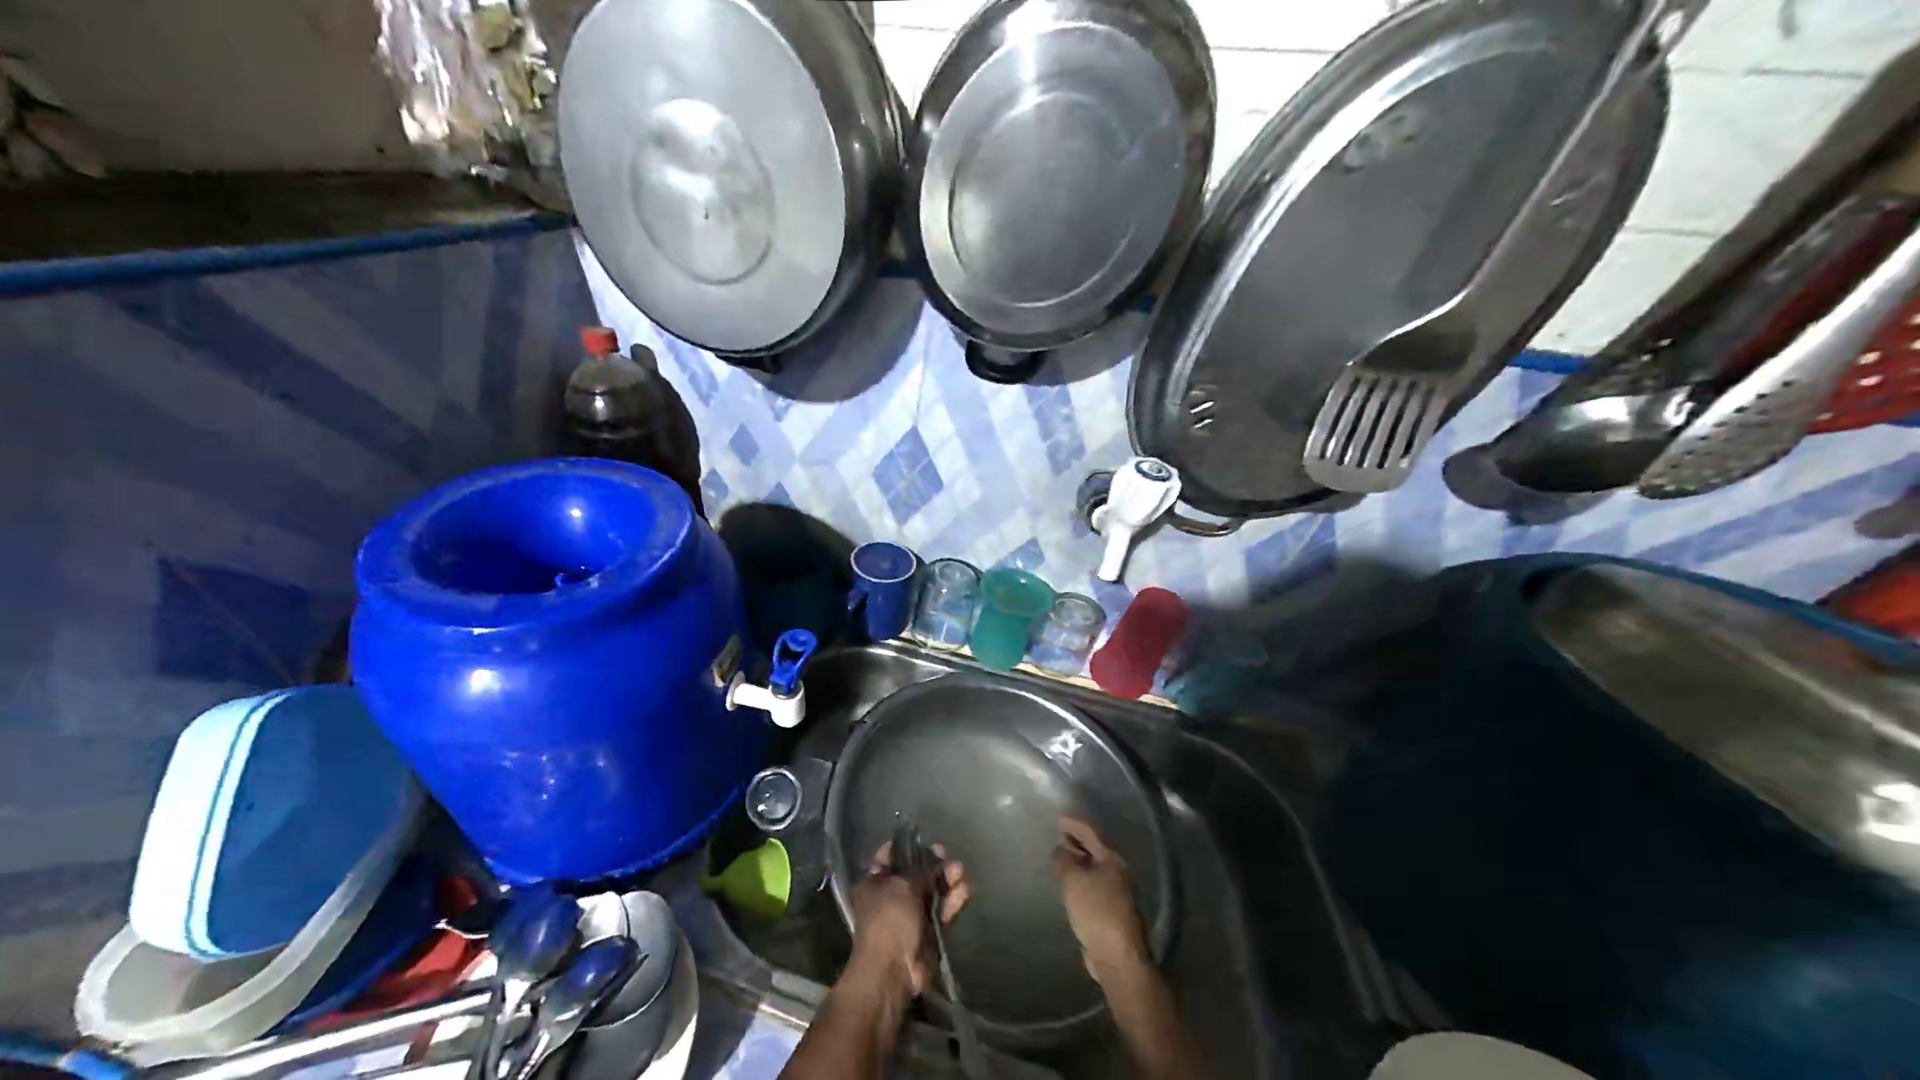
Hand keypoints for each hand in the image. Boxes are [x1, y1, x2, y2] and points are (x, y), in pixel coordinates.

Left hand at [848, 841, 969, 996]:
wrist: (895, 968)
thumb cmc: (890, 919)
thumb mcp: (903, 886)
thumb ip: (922, 870)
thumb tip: (936, 859)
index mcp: (873, 884)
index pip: (888, 859)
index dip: (904, 848)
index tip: (921, 837)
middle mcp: (890, 897)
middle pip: (914, 874)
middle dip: (932, 863)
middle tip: (946, 853)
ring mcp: (910, 915)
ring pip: (932, 891)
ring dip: (946, 880)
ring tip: (959, 870)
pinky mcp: (928, 931)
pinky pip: (942, 910)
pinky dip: (953, 900)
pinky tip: (965, 889)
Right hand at [1052, 816, 1150, 981]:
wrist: (1117, 956)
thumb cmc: (1096, 911)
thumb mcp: (1073, 881)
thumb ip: (1063, 861)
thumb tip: (1059, 850)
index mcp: (1112, 860)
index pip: (1091, 833)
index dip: (1074, 824)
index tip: (1058, 818)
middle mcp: (1117, 873)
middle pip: (1095, 850)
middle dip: (1078, 841)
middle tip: (1059, 834)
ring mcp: (1116, 893)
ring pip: (1094, 868)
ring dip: (1078, 860)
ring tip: (1061, 856)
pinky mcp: (1110, 912)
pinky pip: (1092, 886)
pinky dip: (1080, 879)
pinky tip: (1069, 884)